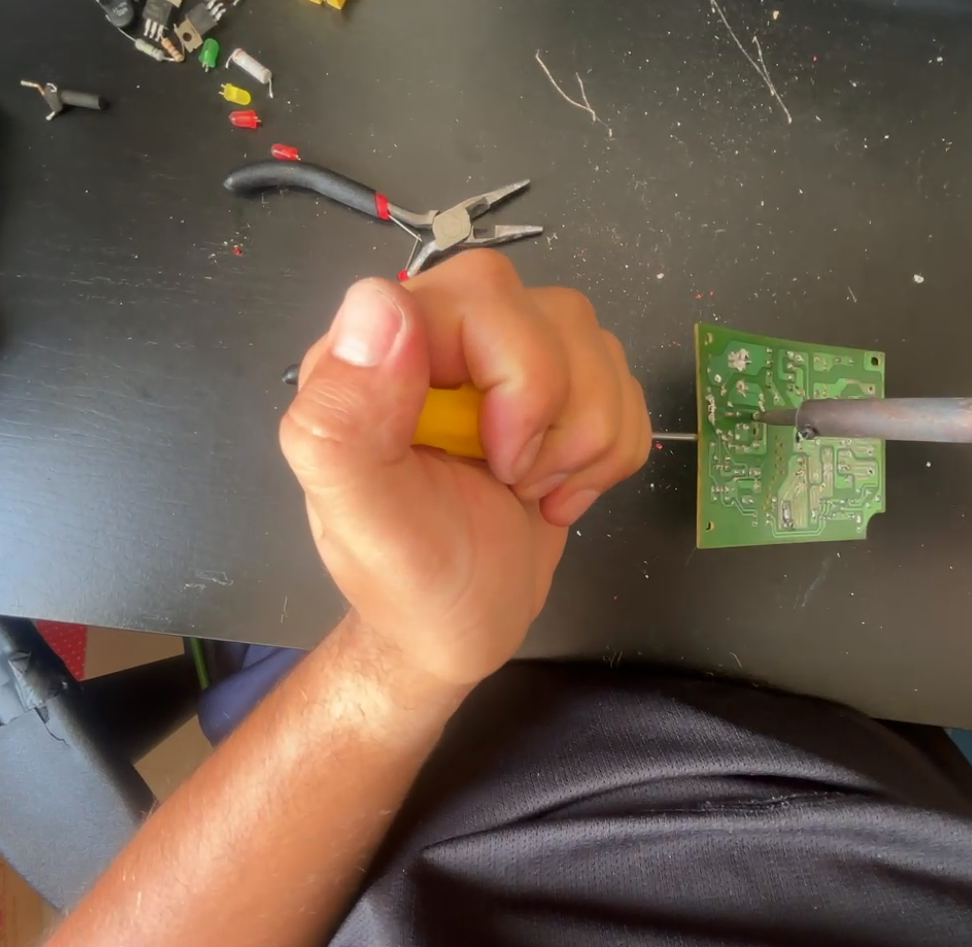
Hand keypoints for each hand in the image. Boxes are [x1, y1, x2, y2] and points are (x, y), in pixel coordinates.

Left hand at [281, 252, 651, 688]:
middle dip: (559, 418)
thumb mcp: (366, 522)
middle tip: (517, 480)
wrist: (464, 626)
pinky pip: (625, 385)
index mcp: (376, 355)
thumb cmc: (413, 586)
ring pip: (599, 348)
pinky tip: (559, 490)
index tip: (501, 461)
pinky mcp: (556, 395)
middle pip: (556, 316)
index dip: (518, 378)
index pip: (481, 294)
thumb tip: (379, 303)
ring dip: (586, 443)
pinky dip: (610, 454)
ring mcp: (504, 364)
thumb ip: (345, 419)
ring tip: (533, 491)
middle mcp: (441, 341)